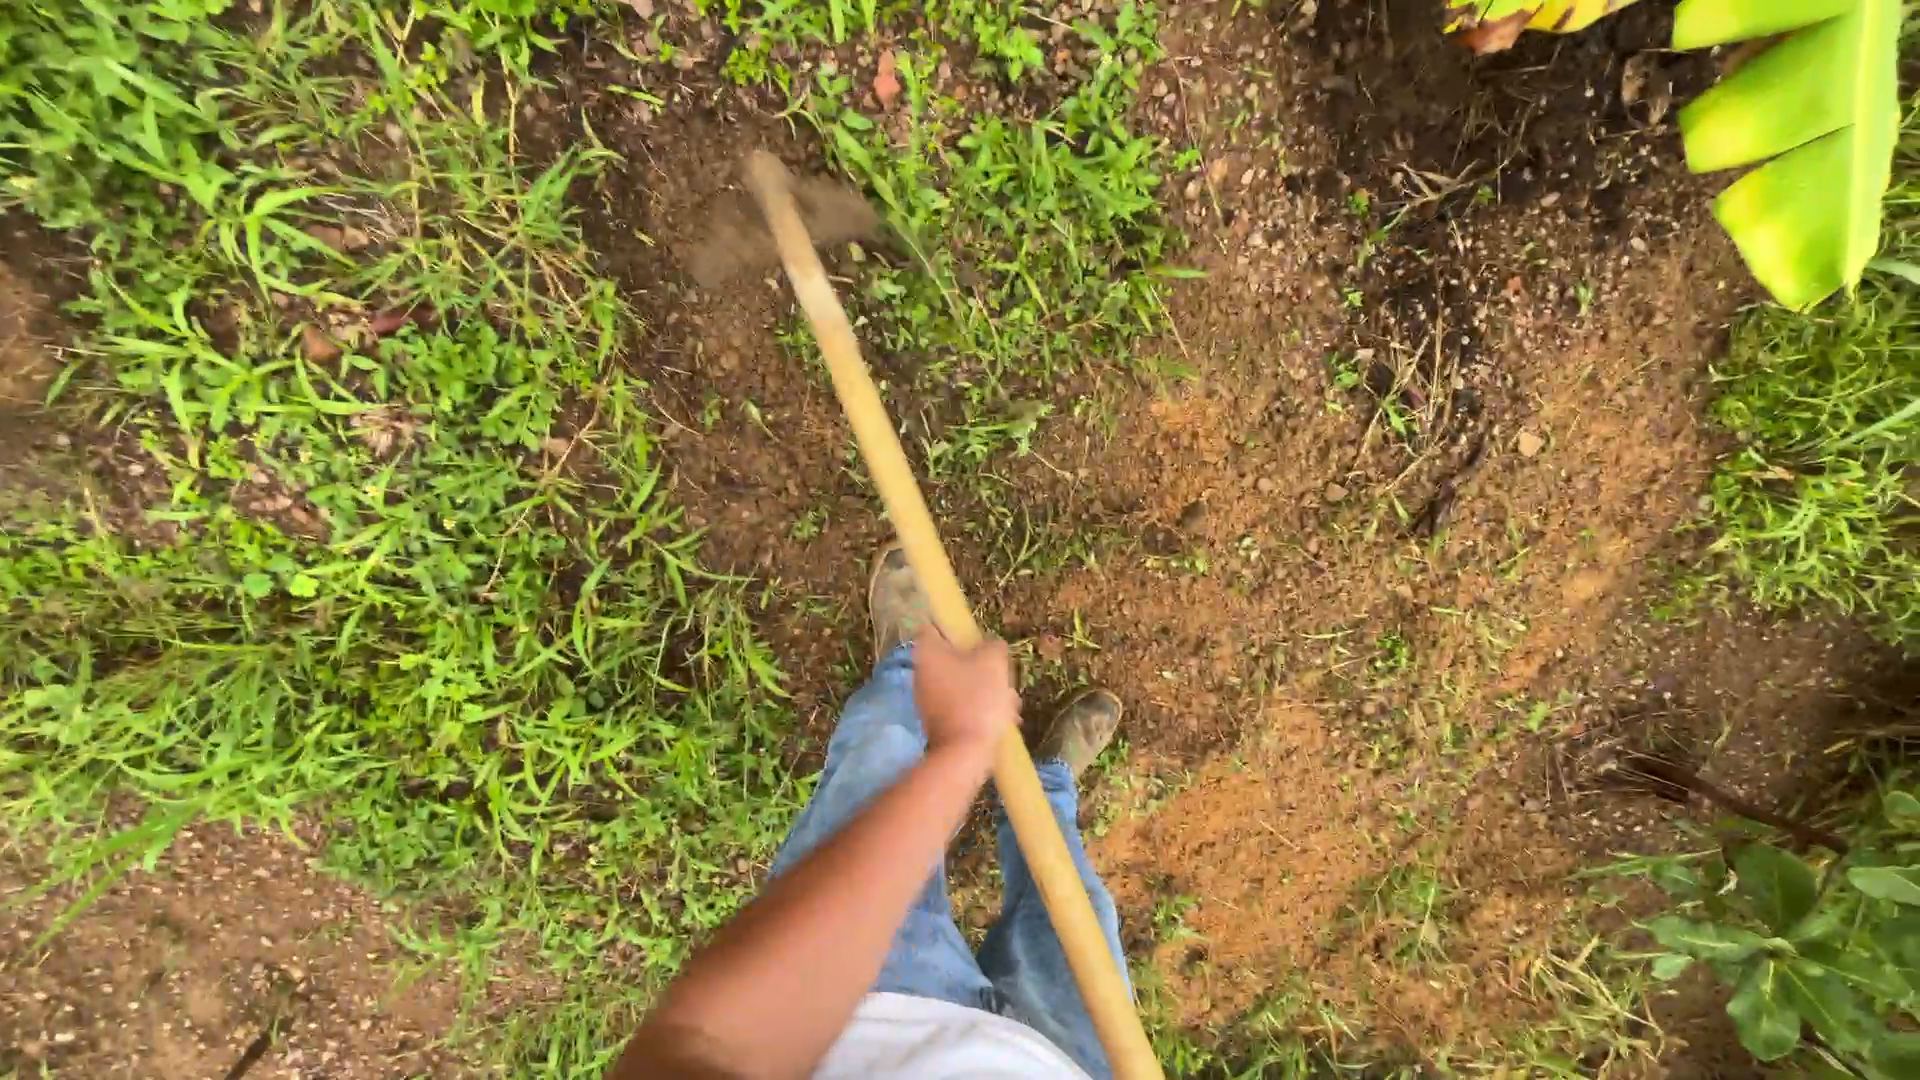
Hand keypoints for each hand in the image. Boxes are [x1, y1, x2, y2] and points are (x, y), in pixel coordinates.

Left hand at [913, 630, 1019, 767]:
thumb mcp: (993, 661)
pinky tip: (1005, 718)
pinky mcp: (940, 719)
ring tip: (1010, 702)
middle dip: (983, 665)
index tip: (978, 638)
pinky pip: (963, 703)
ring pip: (964, 682)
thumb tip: (991, 646)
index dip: (957, 628)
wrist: (965, 752)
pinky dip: (982, 707)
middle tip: (1002, 674)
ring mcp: (929, 698)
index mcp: (928, 651)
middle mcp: (922, 672)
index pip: (935, 625)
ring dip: (988, 688)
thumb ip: (993, 645)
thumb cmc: (976, 698)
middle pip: (955, 656)